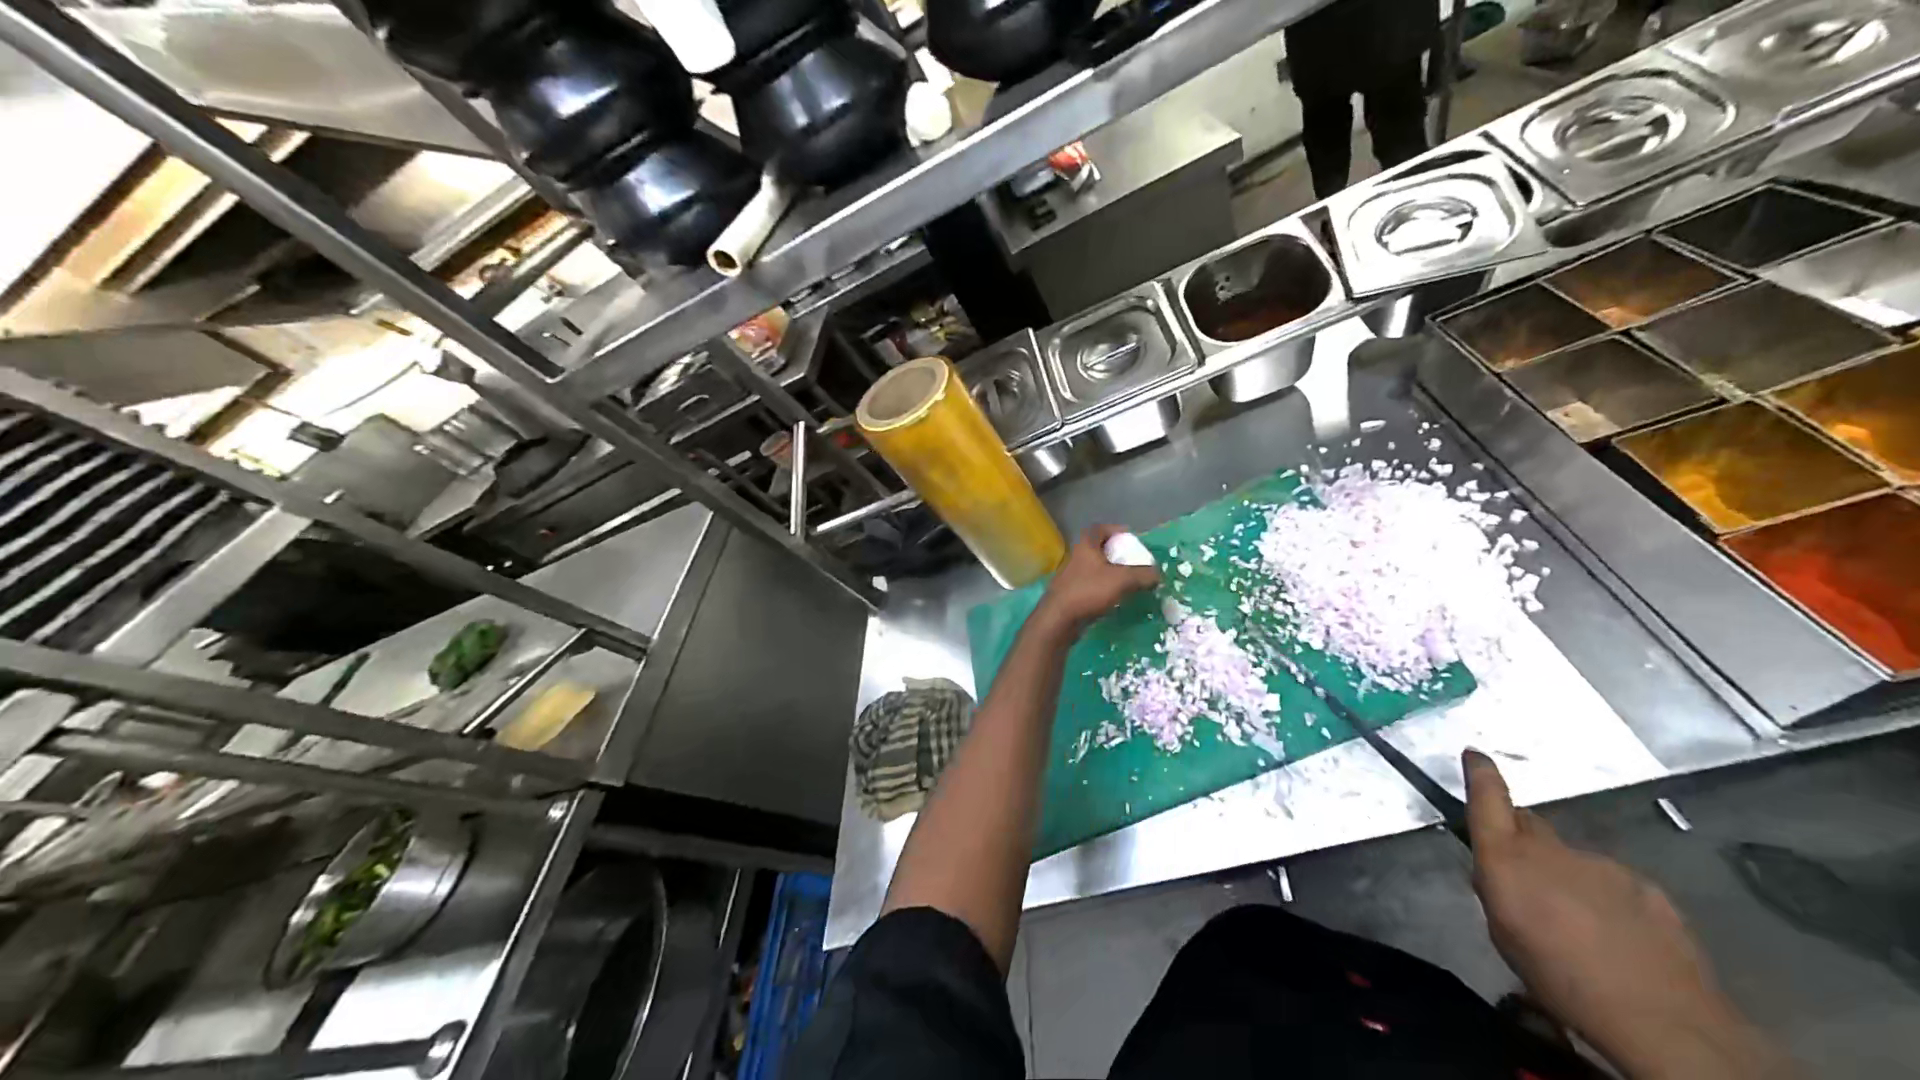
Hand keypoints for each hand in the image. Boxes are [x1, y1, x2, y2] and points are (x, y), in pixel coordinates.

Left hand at [1035, 525, 1159, 632]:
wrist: (1059, 619)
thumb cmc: (1089, 590)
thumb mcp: (1122, 580)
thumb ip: (1143, 574)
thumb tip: (1157, 574)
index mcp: (1086, 546)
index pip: (1098, 528)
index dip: (1114, 530)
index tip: (1130, 538)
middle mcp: (1076, 557)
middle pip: (1097, 549)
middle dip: (1116, 553)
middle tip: (1133, 561)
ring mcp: (1071, 576)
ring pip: (1094, 569)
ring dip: (1110, 572)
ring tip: (1128, 581)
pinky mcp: (1070, 594)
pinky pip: (1091, 586)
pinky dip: (1103, 588)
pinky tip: (1115, 597)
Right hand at [1464, 750, 1793, 1079]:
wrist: (1661, 1019)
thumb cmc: (1560, 978)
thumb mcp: (1505, 937)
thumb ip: (1497, 894)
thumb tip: (1497, 876)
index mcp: (1507, 860)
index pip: (1488, 801)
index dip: (1480, 775)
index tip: (1475, 754)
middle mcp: (1552, 851)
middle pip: (1530, 826)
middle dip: (1523, 841)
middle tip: (1527, 879)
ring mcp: (1605, 865)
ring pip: (1574, 861)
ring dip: (1569, 880)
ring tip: (1582, 927)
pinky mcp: (1649, 889)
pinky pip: (1616, 885)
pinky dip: (1609, 903)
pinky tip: (1621, 939)